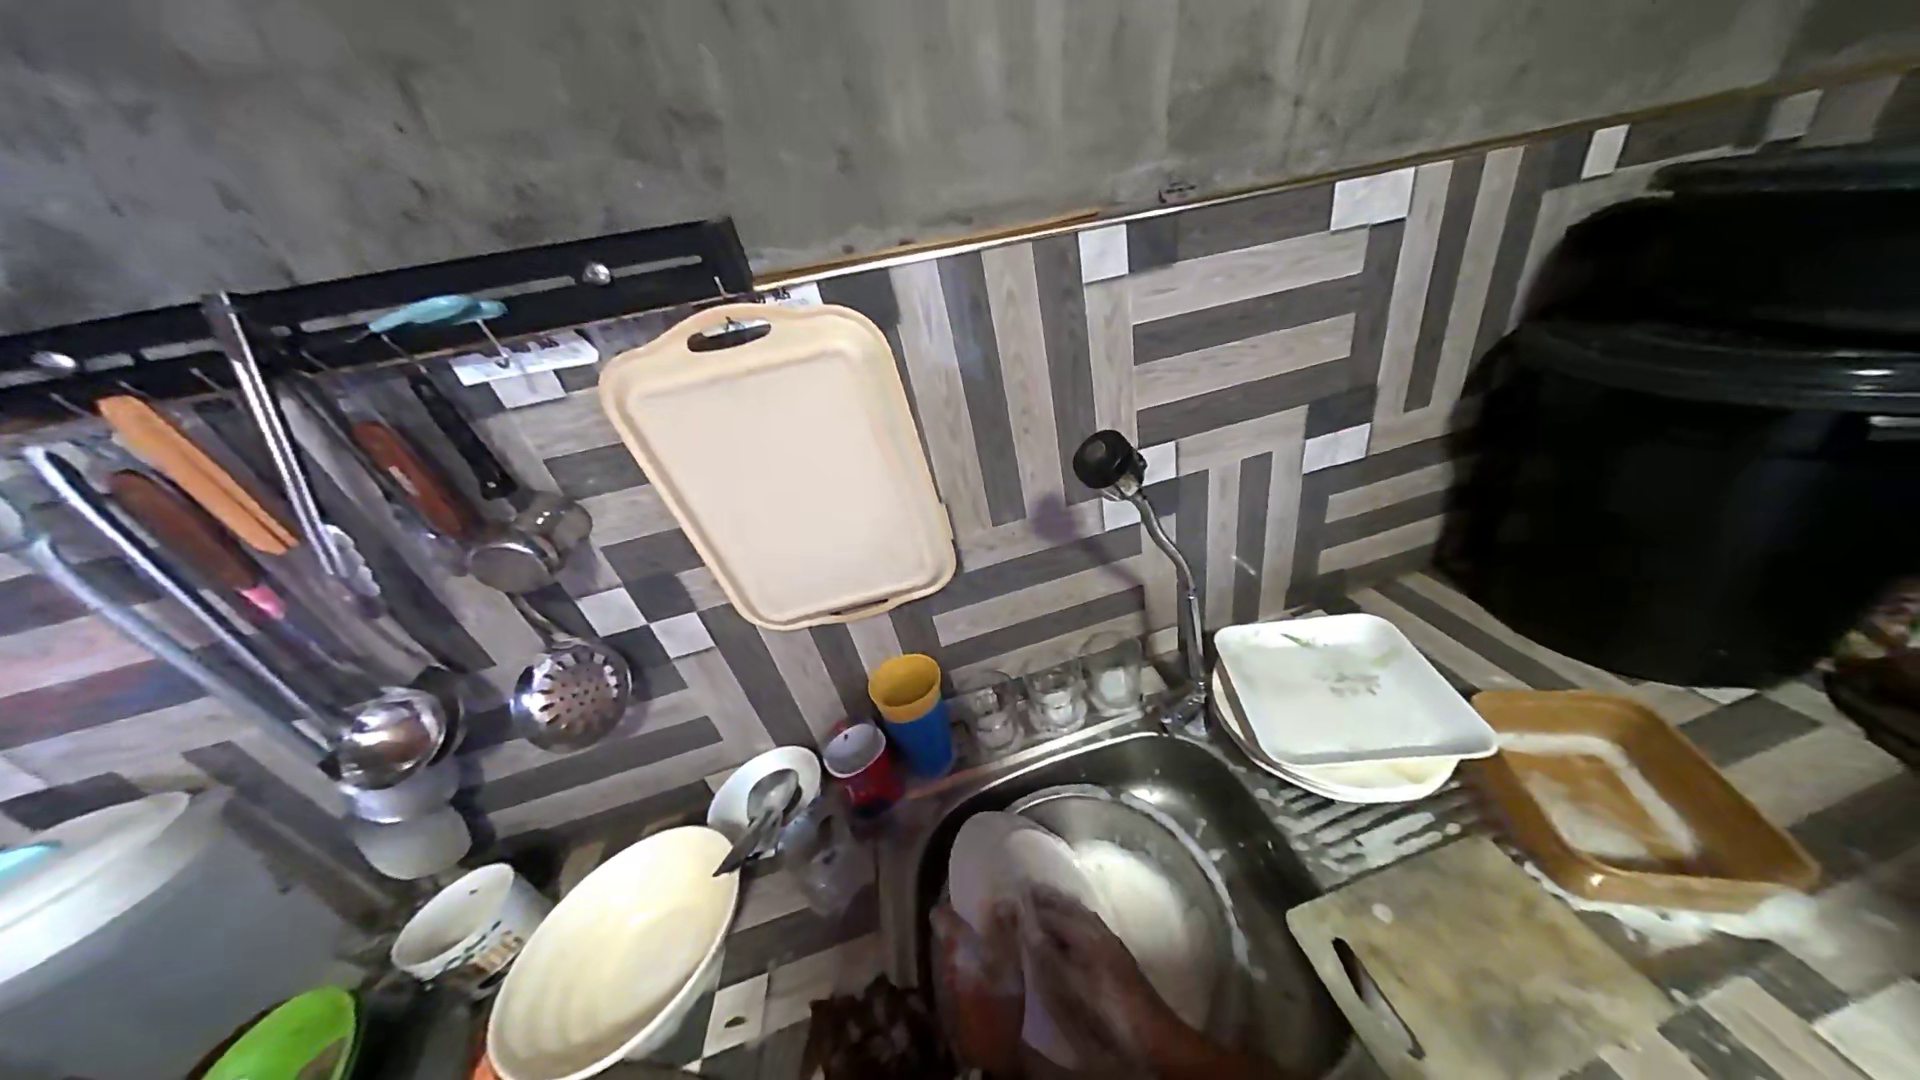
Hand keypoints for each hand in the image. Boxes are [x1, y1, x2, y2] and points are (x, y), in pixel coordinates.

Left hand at [932, 900, 1024, 1077]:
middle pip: (948, 930)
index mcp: (956, 945)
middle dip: (965, 921)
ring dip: (969, 941)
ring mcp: (948, 978)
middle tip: (988, 913)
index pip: (940, 914)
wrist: (988, 1052)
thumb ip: (1004, 930)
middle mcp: (946, 958)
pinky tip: (990, 964)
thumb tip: (1002, 901)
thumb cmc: (998, 1001)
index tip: (969, 895)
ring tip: (993, 936)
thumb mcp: (1008, 962)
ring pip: (955, 949)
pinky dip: (972, 959)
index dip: (951, 901)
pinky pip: (960, 965)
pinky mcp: (955, 995)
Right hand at [1021, 887, 1185, 1069]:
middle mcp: (1099, 930)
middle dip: (1048, 897)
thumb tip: (1027, 928)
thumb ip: (1049, 957)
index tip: (1012, 897)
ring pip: (1082, 913)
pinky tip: (1071, 926)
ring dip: (1062, 904)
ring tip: (1045, 901)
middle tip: (1027, 888)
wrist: (1153, 1032)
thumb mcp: (1072, 988)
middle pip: (1070, 906)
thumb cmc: (1108, 1011)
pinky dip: (1075, 915)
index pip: (1053, 914)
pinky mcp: (1117, 952)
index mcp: (1087, 935)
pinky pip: (1090, 922)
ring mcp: (1111, 940)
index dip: (1032, 907)